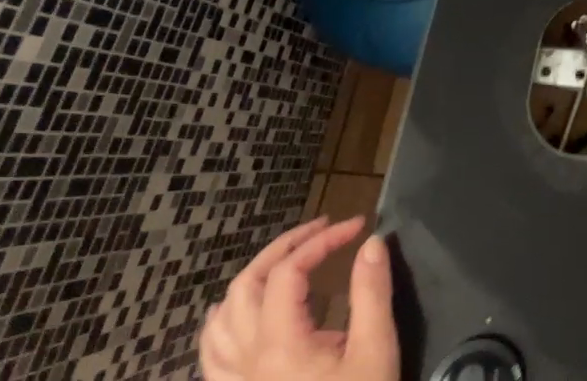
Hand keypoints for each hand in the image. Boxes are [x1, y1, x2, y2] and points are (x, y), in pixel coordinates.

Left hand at [199, 215, 399, 380]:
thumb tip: (372, 242)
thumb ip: (372, 292)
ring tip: (284, 260)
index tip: (359, 226)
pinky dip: (223, 320)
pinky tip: (236, 315)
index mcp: (280, 343)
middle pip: (246, 285)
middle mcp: (246, 359)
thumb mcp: (375, 349)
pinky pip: (212, 352)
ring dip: (251, 278)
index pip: (290, 271)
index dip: (321, 240)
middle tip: (323, 230)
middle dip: (284, 247)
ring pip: (220, 318)